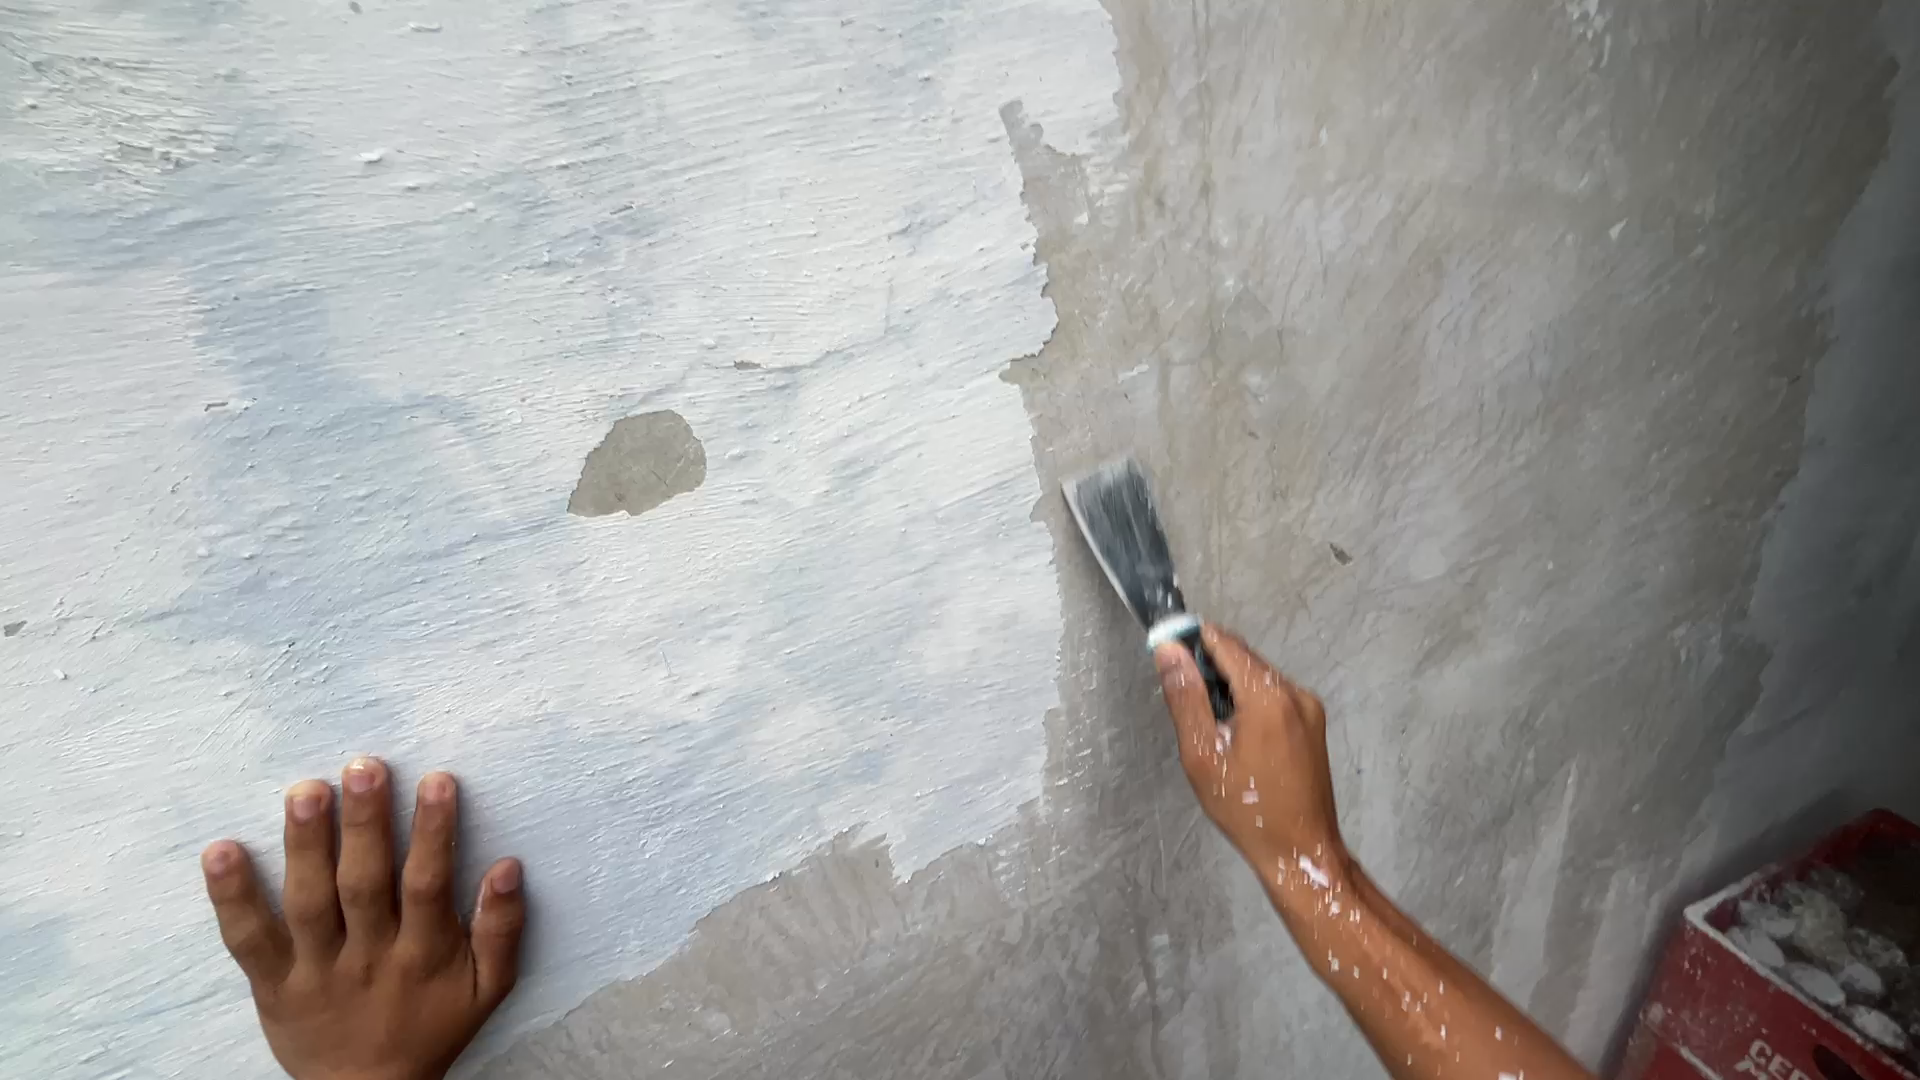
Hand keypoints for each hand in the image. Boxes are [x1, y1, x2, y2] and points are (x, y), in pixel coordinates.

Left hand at [200, 759, 525, 1079]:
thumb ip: (505, 927)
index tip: (435, 780)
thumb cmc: (438, 1026)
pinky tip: (221, 851)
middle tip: (363, 767)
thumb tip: (507, 866)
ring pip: (306, 902)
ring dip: (304, 844)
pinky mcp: (271, 984)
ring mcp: (313, 970)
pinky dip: (230, 897)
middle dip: (363, 822)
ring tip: (305, 790)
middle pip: (362, 883)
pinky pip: (246, 940)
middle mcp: (366, 955)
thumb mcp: (493, 985)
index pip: (427, 880)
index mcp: (423, 951)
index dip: (432, 829)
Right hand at [1155, 624, 1344, 884]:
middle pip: (1242, 656)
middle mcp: (1294, 692)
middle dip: (1207, 664)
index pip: (1225, 642)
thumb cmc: (1246, 807)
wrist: (1301, 852)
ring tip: (1204, 718)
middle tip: (1179, 692)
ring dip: (1227, 683)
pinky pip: (1272, 692)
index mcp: (1268, 696)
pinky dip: (1247, 697)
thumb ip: (1185, 696)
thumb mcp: (1202, 753)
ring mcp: (1308, 707)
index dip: (1191, 639)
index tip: (1164, 649)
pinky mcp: (1312, 722)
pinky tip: (1232, 728)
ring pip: (1256, 674)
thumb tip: (1168, 650)